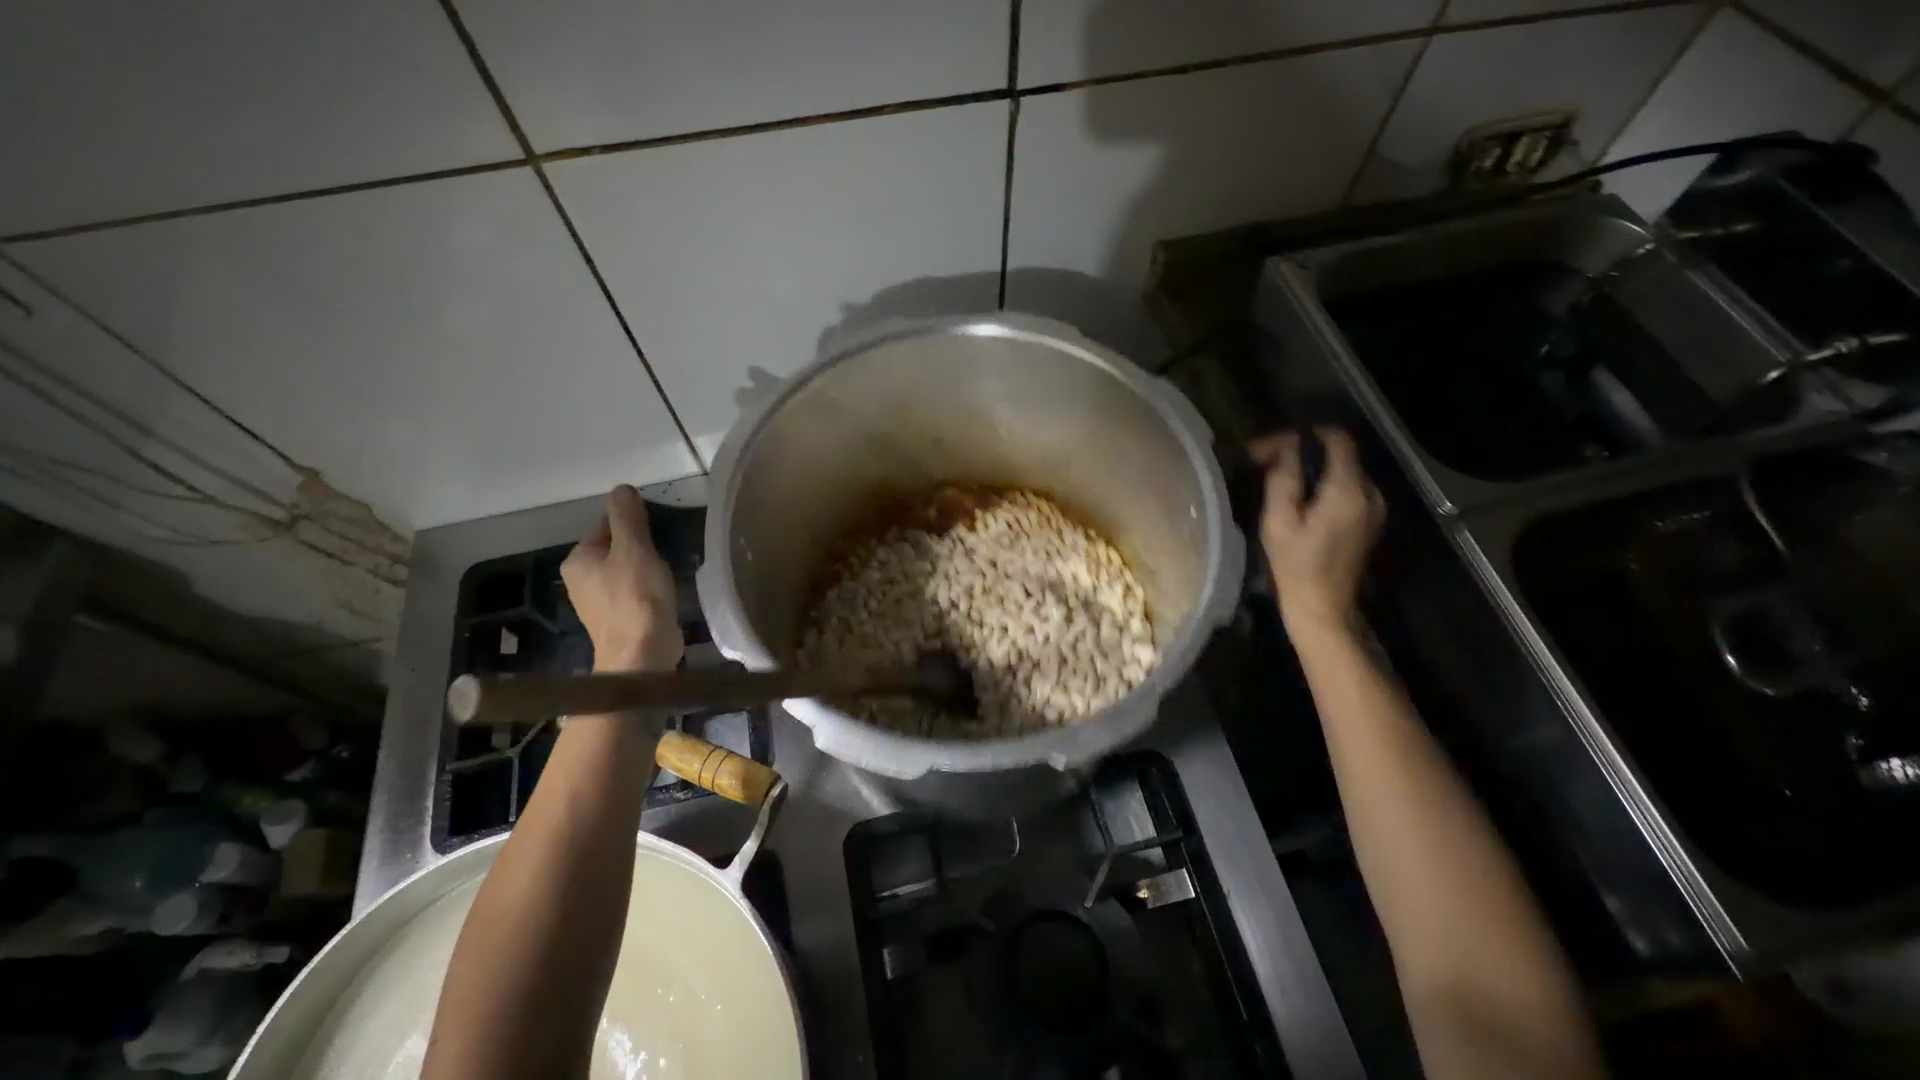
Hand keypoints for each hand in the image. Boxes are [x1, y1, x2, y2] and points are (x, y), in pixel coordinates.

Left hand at [560, 485, 683, 673]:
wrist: (642, 655)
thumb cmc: (636, 598)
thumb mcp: (634, 548)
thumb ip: (627, 516)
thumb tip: (622, 488)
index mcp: (578, 559)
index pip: (607, 525)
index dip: (636, 523)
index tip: (660, 530)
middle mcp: (580, 579)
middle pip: (617, 548)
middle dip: (643, 547)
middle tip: (668, 551)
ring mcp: (598, 602)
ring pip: (627, 570)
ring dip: (649, 568)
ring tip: (670, 571)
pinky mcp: (618, 618)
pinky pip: (635, 591)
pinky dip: (650, 588)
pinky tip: (666, 592)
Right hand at [1250, 428, 1384, 633]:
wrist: (1324, 607)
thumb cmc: (1295, 566)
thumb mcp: (1278, 521)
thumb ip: (1284, 478)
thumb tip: (1286, 447)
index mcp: (1347, 491)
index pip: (1337, 439)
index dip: (1306, 434)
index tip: (1276, 446)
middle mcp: (1370, 493)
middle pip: (1342, 454)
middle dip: (1307, 452)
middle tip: (1270, 461)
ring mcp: (1375, 508)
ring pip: (1345, 471)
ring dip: (1316, 469)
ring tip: (1282, 478)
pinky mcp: (1372, 520)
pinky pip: (1350, 488)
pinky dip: (1327, 485)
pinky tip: (1303, 498)